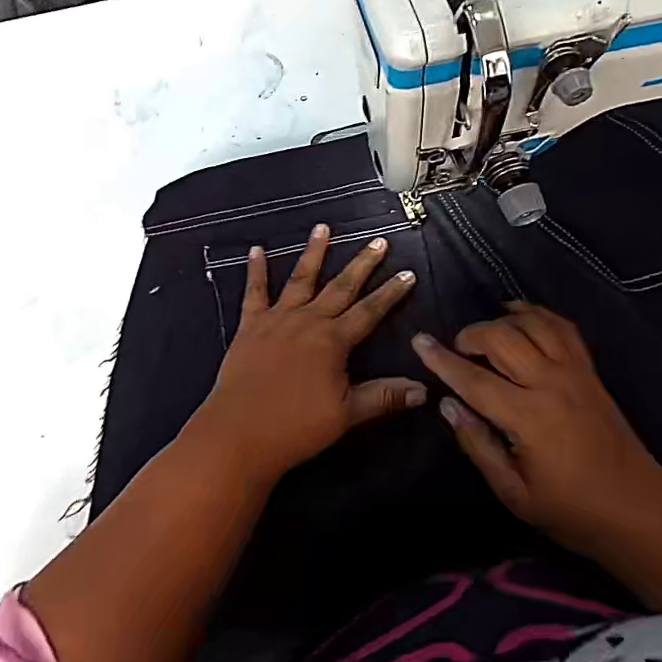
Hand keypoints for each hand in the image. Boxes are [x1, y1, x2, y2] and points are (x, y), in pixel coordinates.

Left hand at [190, 224, 423, 477]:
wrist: (237, 434)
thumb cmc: (295, 427)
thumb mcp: (346, 414)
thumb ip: (384, 397)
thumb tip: (423, 390)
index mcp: (333, 340)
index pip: (370, 311)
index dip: (391, 293)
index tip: (407, 273)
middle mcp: (308, 321)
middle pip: (341, 287)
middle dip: (362, 263)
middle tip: (378, 241)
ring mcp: (277, 320)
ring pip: (301, 279)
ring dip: (313, 252)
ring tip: (323, 227)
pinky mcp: (250, 326)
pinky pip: (254, 292)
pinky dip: (255, 270)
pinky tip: (256, 250)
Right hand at [411, 303, 661, 553]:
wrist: (637, 507)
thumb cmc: (571, 509)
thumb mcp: (514, 493)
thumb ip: (478, 444)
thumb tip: (447, 405)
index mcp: (528, 417)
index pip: (473, 378)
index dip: (441, 359)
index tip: (419, 341)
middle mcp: (550, 382)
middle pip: (501, 337)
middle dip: (470, 335)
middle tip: (457, 349)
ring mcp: (574, 370)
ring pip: (531, 323)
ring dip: (502, 320)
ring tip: (485, 332)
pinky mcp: (589, 368)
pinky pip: (562, 327)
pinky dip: (538, 314)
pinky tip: (521, 315)